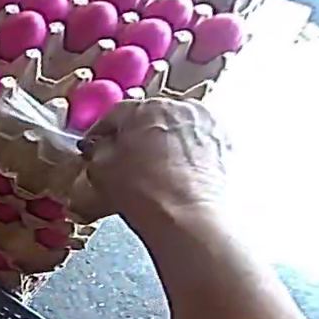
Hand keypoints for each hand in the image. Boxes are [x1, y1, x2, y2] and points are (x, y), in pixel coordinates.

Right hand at [80, 98, 229, 232]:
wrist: (185, 212)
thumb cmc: (139, 189)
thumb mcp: (99, 168)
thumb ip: (98, 149)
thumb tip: (101, 145)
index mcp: (145, 109)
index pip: (115, 114)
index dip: (100, 131)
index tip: (94, 145)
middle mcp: (179, 106)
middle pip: (149, 115)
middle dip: (134, 132)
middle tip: (122, 154)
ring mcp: (206, 120)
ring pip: (174, 125)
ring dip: (160, 138)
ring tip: (151, 162)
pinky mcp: (224, 138)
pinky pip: (195, 137)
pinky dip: (183, 148)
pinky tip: (173, 168)